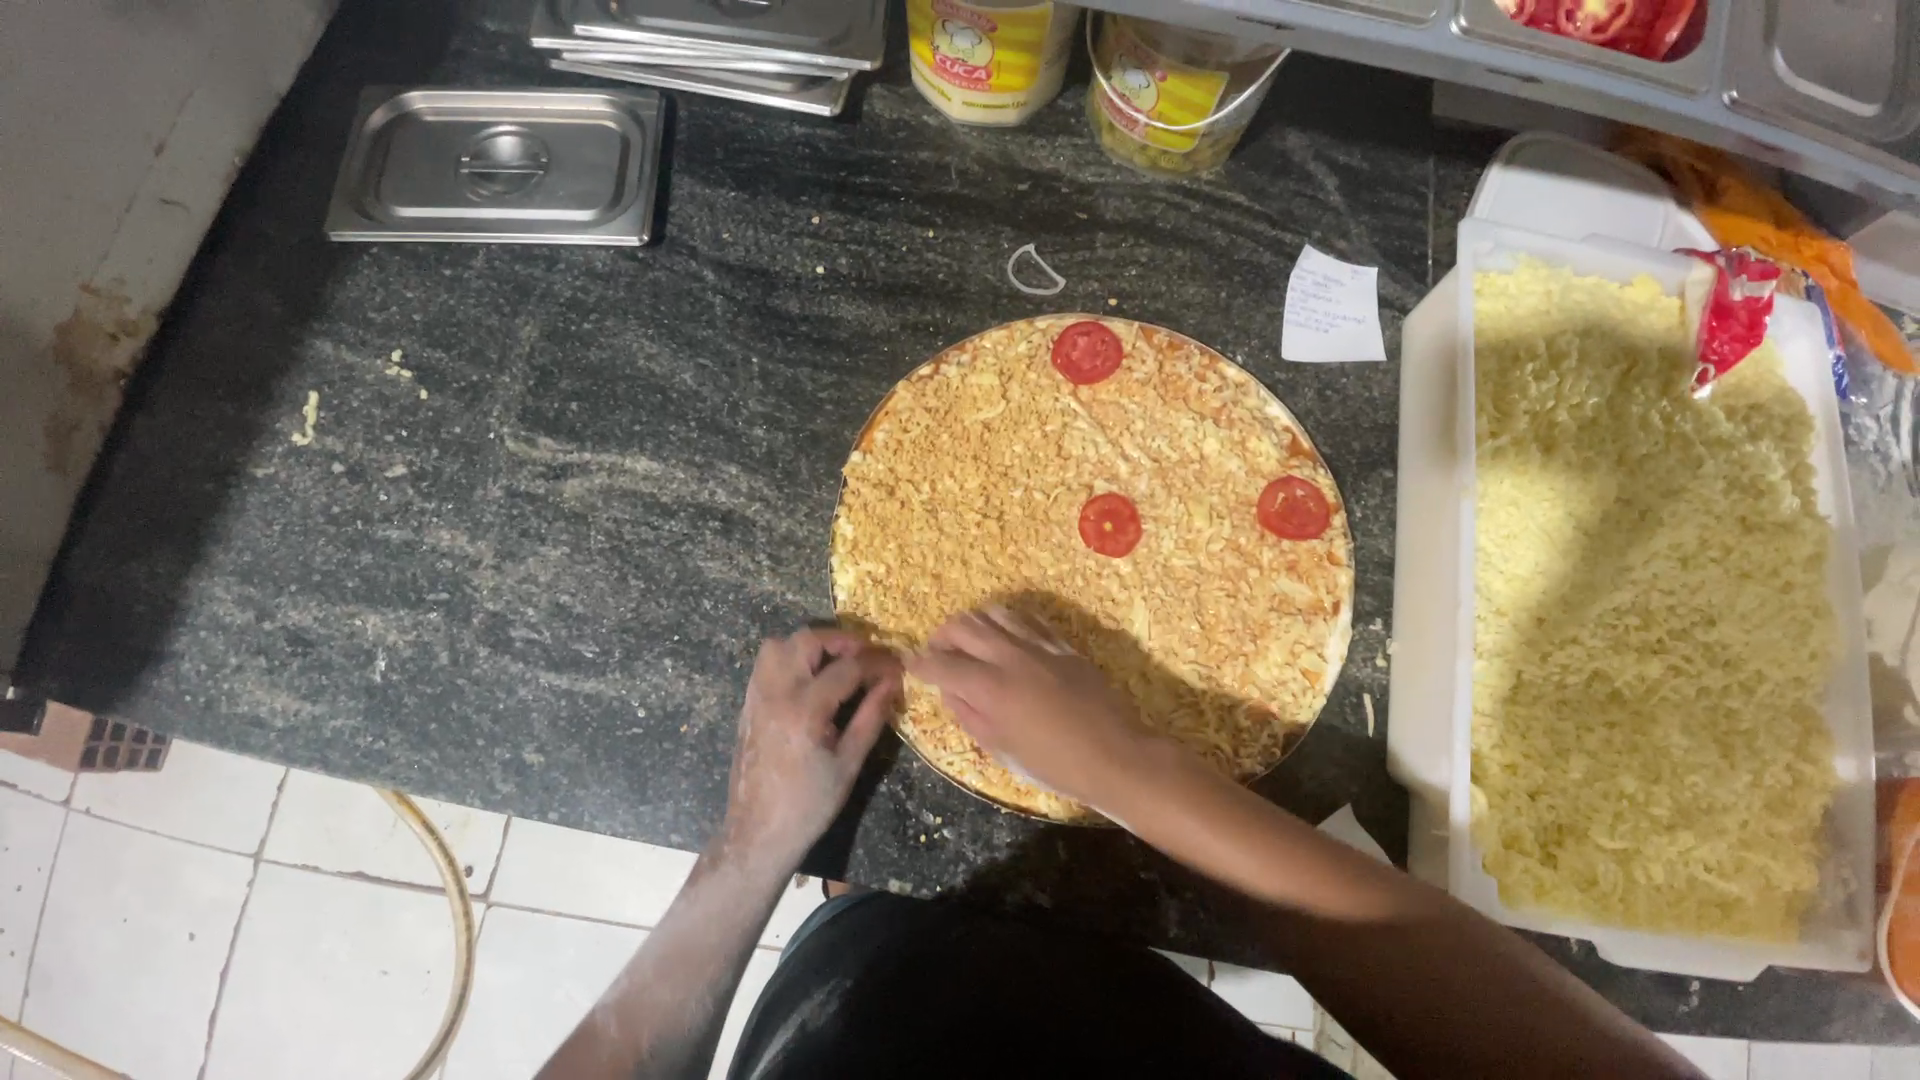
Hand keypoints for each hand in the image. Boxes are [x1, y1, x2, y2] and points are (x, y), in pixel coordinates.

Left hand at [719, 628, 901, 866]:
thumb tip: (892, 683)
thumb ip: (871, 717)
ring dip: (811, 645)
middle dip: (841, 641)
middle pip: (807, 640)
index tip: (896, 667)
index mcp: (804, 710)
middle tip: (866, 656)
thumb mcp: (849, 763)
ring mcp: (756, 697)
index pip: (847, 667)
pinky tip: (811, 680)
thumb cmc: (809, 805)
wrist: (757, 834)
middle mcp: (775, 693)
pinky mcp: (747, 705)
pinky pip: (766, 664)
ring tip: (836, 663)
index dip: (876, 663)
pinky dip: (791, 658)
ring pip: (779, 644)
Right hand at [904, 606, 1150, 807]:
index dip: (920, 664)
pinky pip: (1026, 619)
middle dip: (942, 636)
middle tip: (938, 652)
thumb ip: (970, 715)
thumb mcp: (1002, 750)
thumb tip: (950, 691)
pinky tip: (1005, 638)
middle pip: (964, 626)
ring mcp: (1039, 645)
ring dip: (974, 624)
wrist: (1115, 755)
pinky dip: (1006, 623)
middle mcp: (1011, 656)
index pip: (943, 665)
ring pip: (994, 613)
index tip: (910, 664)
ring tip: (970, 642)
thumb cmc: (1055, 765)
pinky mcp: (1062, 644)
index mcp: (992, 688)